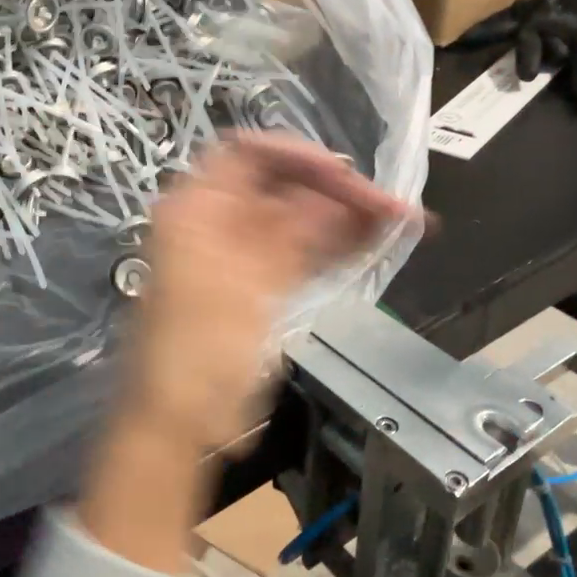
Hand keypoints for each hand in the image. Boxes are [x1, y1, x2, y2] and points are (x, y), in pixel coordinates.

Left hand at [122, 132, 417, 448]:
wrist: (174, 422)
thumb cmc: (197, 353)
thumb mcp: (249, 286)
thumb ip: (295, 233)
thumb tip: (340, 195)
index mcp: (194, 208)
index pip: (247, 154)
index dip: (300, 157)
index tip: (348, 176)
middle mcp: (213, 222)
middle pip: (279, 185)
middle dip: (335, 189)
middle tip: (393, 206)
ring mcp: (235, 254)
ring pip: (296, 219)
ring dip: (345, 217)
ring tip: (402, 221)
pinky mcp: (256, 285)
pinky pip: (298, 253)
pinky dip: (334, 246)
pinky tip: (377, 243)